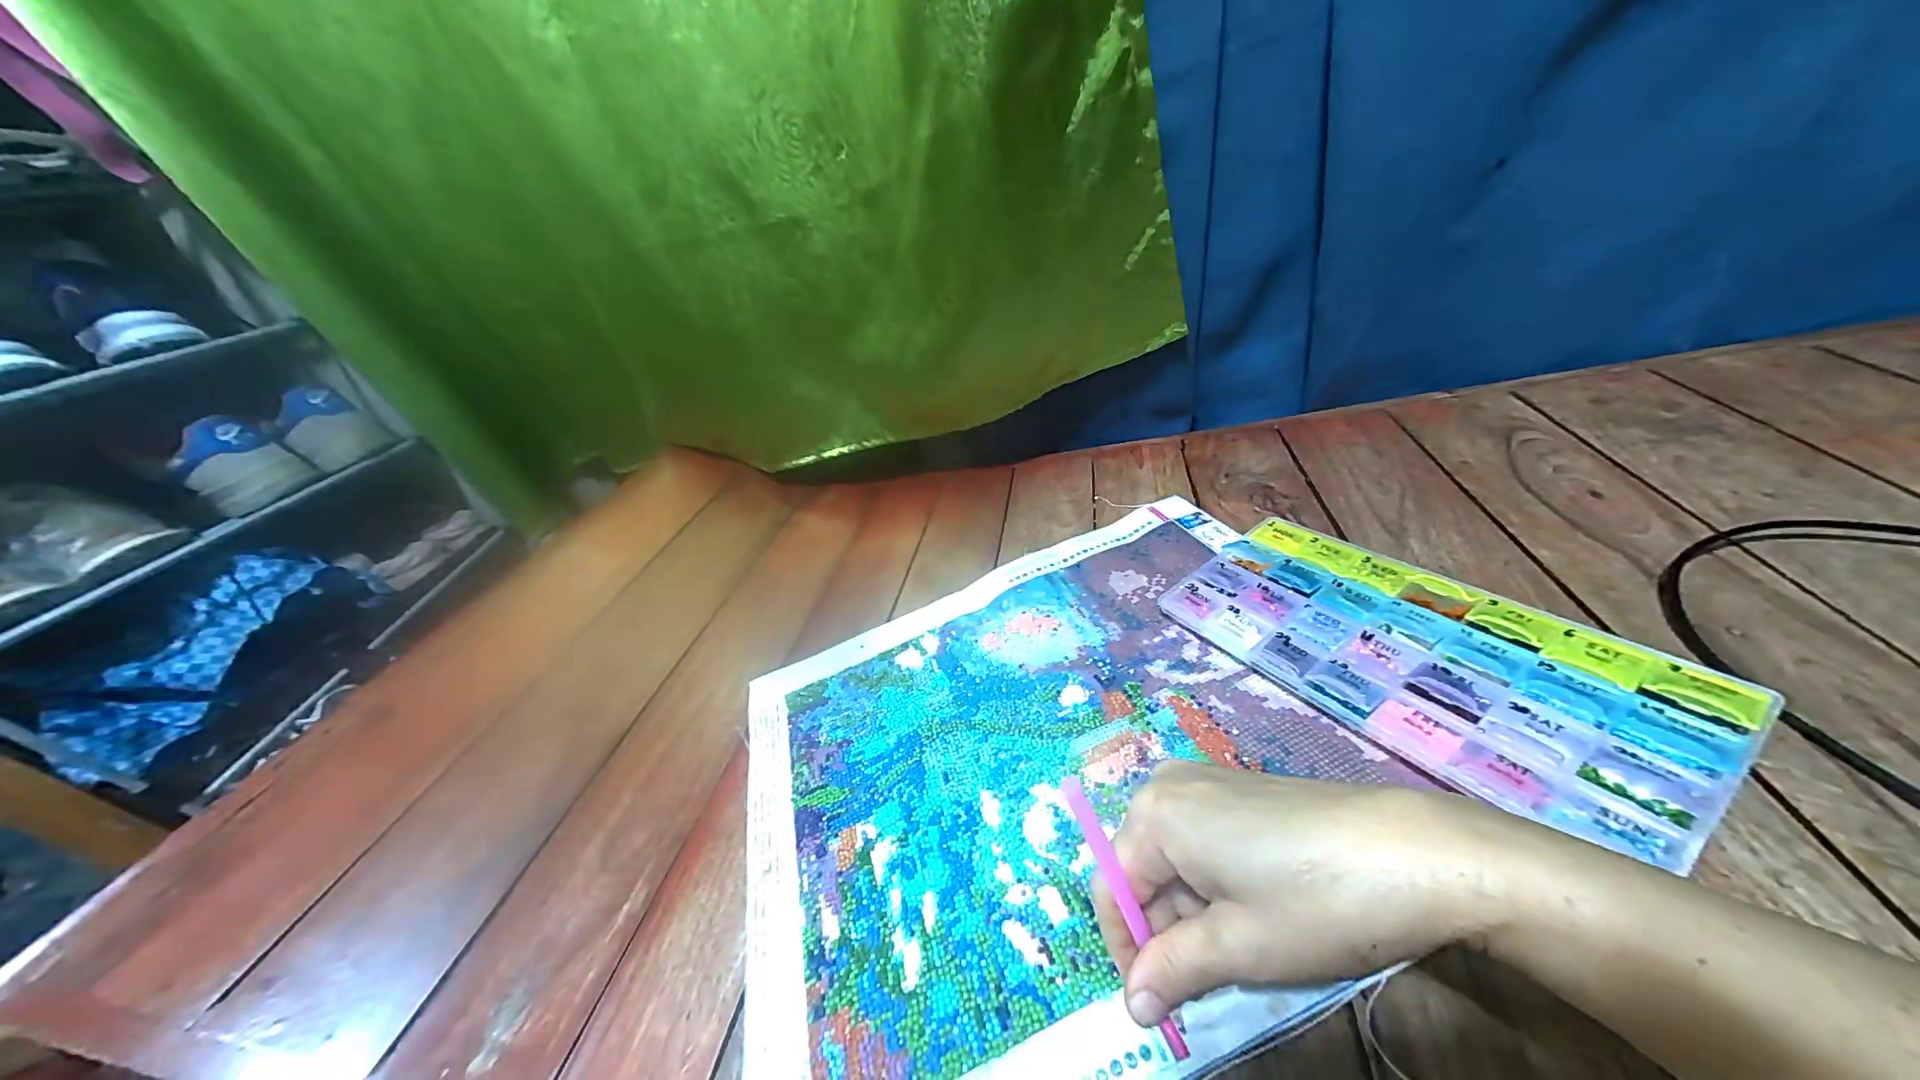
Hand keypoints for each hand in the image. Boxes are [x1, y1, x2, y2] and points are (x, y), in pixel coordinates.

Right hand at [1090, 761, 1554, 1026]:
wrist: (1420, 851)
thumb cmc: (1317, 901)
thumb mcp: (1240, 947)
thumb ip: (1173, 970)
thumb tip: (1132, 1005)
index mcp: (1154, 814)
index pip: (1113, 889)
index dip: (1128, 953)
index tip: (1156, 1004)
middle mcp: (1169, 786)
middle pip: (1144, 871)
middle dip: (1169, 933)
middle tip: (1211, 984)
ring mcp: (1207, 783)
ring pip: (1176, 861)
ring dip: (1196, 915)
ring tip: (1247, 952)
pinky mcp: (1241, 791)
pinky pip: (1204, 842)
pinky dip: (1218, 887)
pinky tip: (1261, 914)